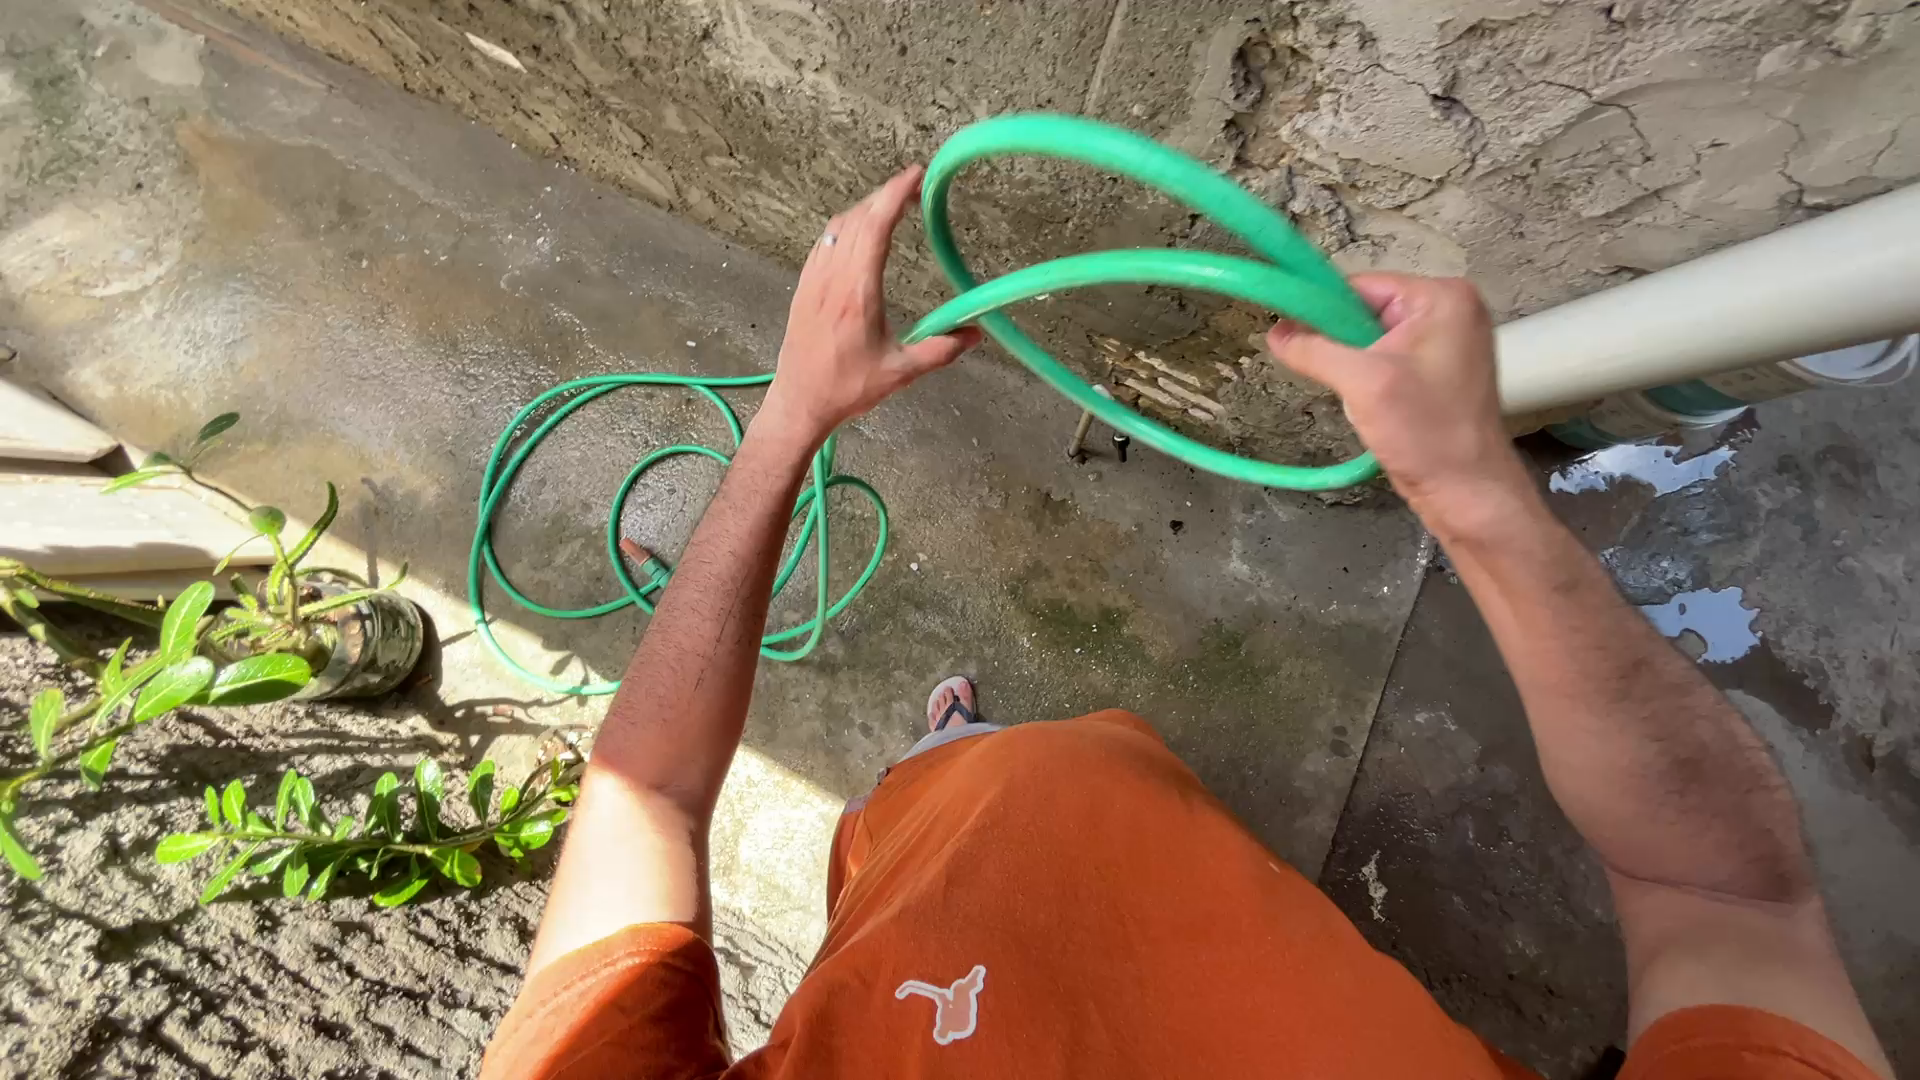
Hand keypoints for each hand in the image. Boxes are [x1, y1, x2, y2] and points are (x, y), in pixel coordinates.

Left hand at [756, 166, 982, 447]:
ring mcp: (813, 280)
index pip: (876, 227)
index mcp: (858, 292)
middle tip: (912, 187)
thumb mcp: (901, 372)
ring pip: (837, 227)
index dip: (895, 194)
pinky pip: (823, 243)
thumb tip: (976, 334)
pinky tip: (856, 235)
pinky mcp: (803, 288)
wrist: (800, 402)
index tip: (916, 174)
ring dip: (864, 210)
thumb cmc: (848, 389)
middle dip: (884, 196)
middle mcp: (832, 278)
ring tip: (889, 208)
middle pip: (857, 218)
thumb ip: (940, 350)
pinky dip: (844, 227)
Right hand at [1267, 274, 1534, 538]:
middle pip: (1364, 311)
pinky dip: (1363, 379)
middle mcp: (1449, 310)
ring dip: (1349, 365)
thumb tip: (1274, 332)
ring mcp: (1444, 342)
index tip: (1294, 340)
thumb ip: (1314, 350)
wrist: (1464, 488)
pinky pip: (1382, 360)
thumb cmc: (1424, 431)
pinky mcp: (1435, 371)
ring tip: (1356, 397)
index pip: (1361, 285)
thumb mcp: (1361, 382)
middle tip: (1336, 378)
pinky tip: (1366, 404)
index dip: (1322, 310)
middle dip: (1338, 343)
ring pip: (1369, 339)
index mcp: (1442, 297)